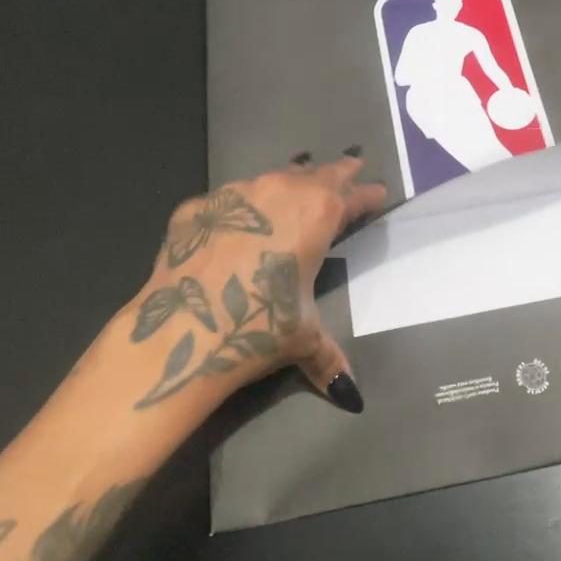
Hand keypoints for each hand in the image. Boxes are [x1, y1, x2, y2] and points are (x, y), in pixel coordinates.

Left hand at [125, 150, 384, 413]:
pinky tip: (233, 231)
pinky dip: (238, 211)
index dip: (368, 196)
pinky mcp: (196, 207)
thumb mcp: (303, 339)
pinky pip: (226, 203)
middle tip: (350, 165)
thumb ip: (329, 357)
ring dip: (286, 186)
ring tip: (292, 192)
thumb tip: (350, 395)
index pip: (353, 196)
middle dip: (335, 174)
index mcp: (318, 214)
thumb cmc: (257, 326)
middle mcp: (280, 191)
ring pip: (270, 180)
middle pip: (316, 173)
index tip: (379, 191)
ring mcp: (234, 193)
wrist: (181, 329)